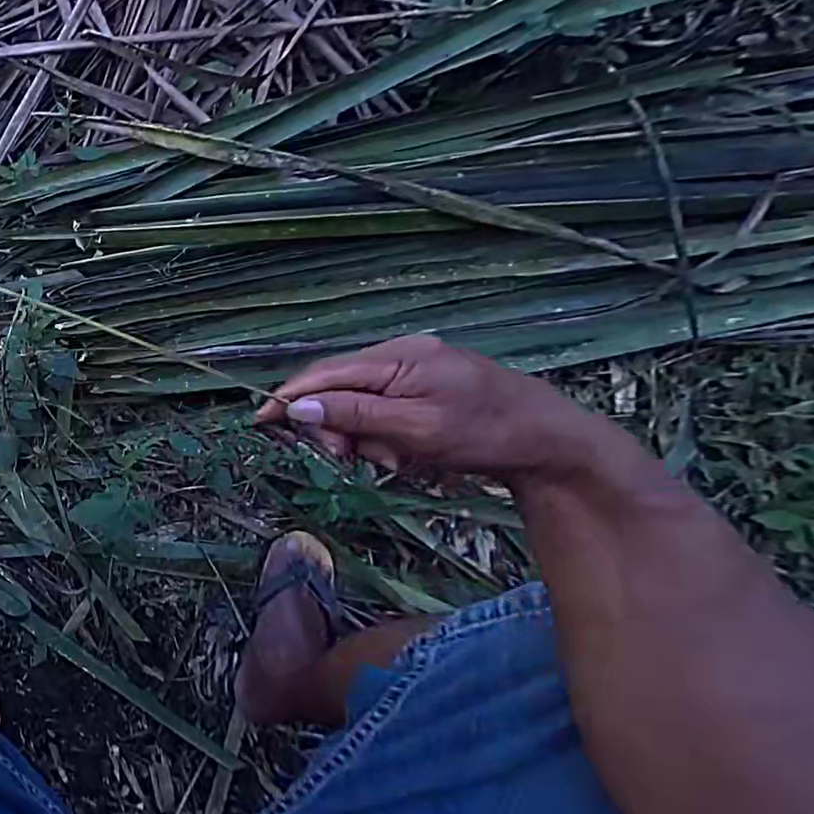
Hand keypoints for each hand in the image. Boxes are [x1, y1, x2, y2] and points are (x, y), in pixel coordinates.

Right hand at [253, 334, 614, 480]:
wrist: (554, 442)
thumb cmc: (485, 434)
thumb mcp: (414, 428)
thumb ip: (353, 414)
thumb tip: (296, 405)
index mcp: (398, 357)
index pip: (323, 374)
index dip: (288, 396)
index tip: (260, 420)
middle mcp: (401, 354)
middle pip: (337, 388)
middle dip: (336, 427)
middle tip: (349, 458)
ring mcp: (415, 367)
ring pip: (357, 402)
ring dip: (362, 436)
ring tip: (392, 459)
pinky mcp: (425, 384)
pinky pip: (381, 407)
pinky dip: (381, 433)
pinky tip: (403, 451)